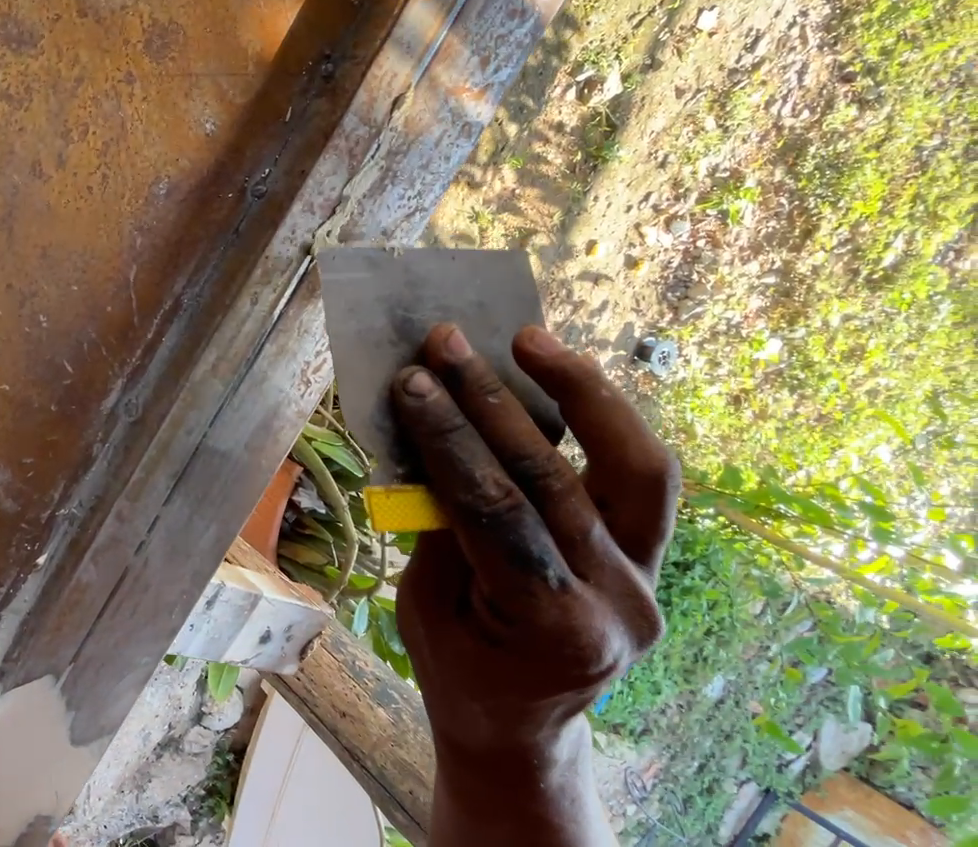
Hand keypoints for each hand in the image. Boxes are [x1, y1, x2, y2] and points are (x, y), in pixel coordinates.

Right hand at [390, 323, 678, 846]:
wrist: (521, 725)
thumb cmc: (457, 668)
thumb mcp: (424, 601)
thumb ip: (437, 521)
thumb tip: (425, 434)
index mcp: (552, 628)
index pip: (495, 512)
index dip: (448, 439)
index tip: (410, 380)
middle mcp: (622, 604)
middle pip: (556, 480)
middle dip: (491, 401)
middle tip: (446, 343)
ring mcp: (650, 580)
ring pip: (636, 469)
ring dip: (580, 393)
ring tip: (529, 339)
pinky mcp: (654, 559)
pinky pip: (640, 479)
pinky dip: (602, 420)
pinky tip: (560, 378)